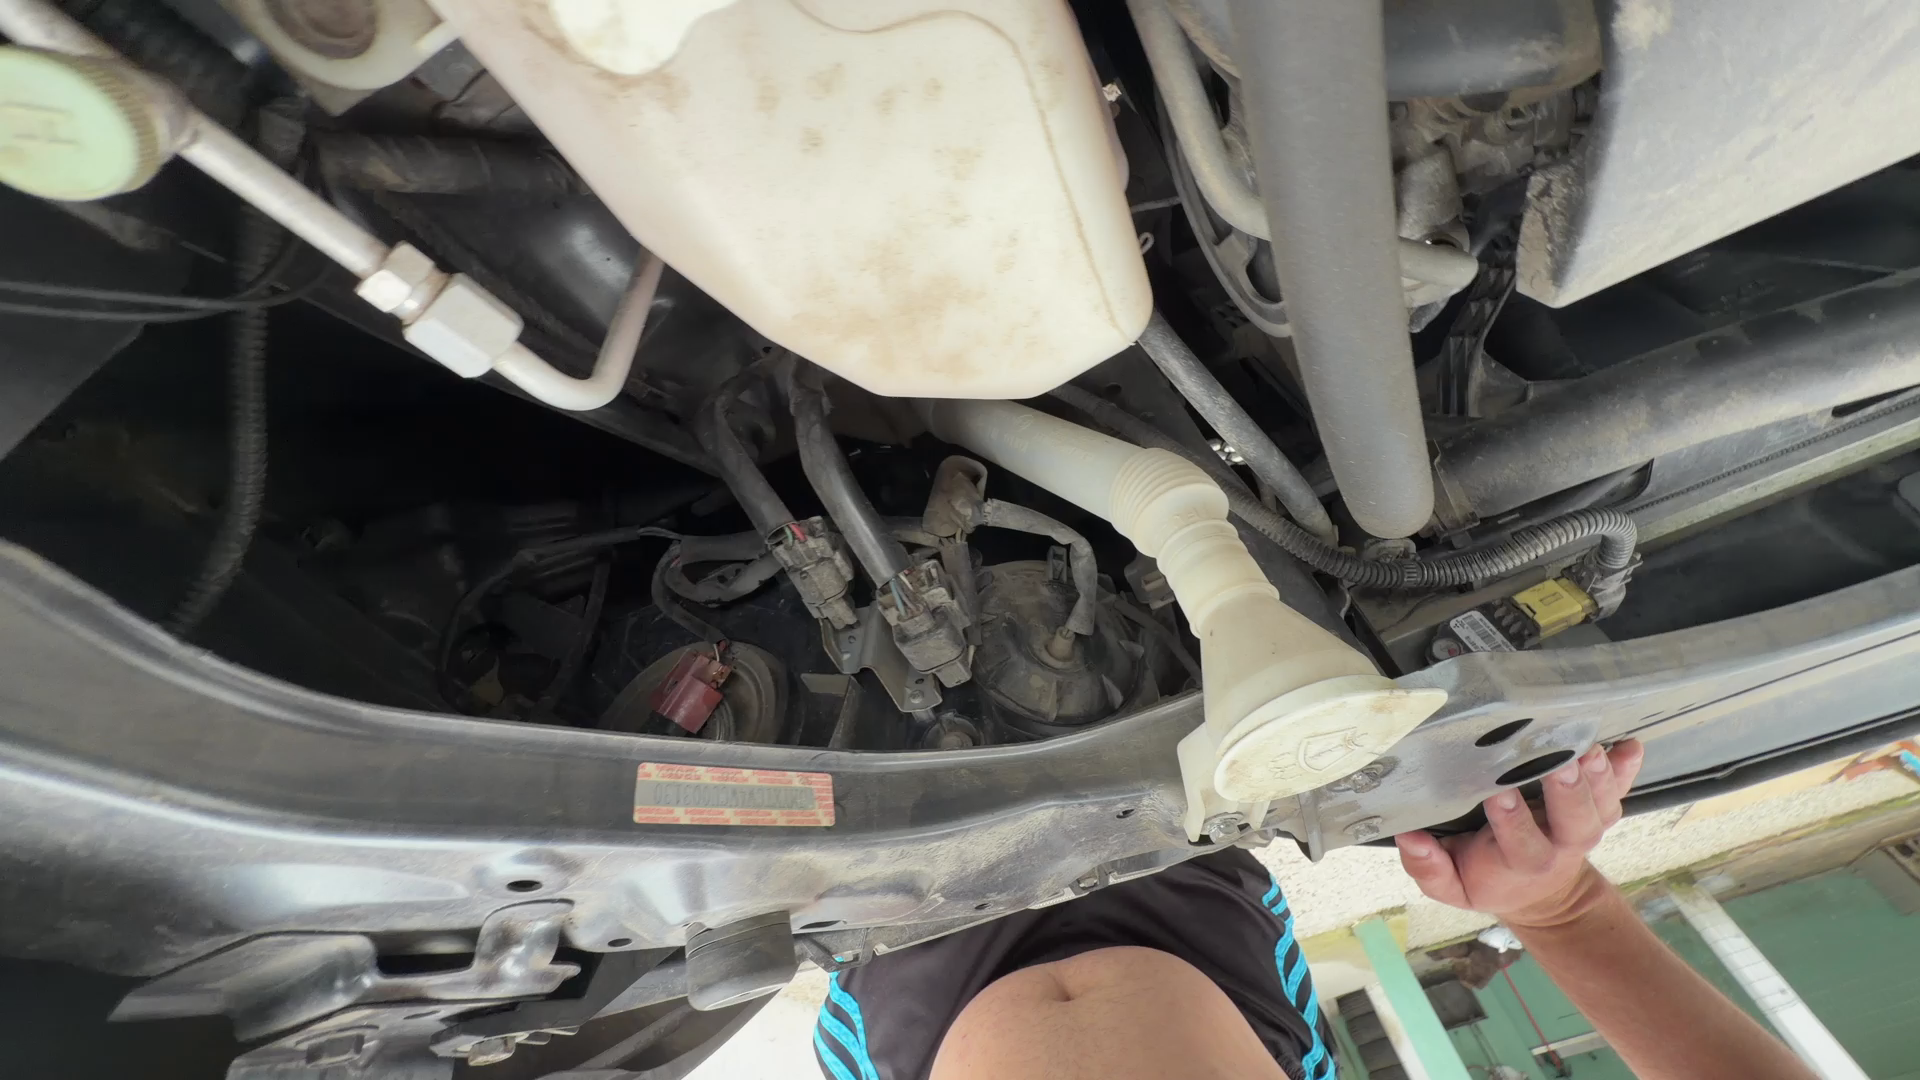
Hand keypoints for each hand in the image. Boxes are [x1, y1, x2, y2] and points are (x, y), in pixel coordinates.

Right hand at [1393, 740, 1644, 929]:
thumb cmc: (1486, 879)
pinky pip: (1615, 792)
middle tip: (1563, 761)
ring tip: (1591, 748)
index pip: (1519, 843)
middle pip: (1574, 822)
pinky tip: (1629, 746)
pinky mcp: (1595, 813)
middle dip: (1569, 792)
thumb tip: (1409, 837)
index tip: (1498, 794)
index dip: (1512, 821)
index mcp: (1520, 861)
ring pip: (1599, 806)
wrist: (1542, 896)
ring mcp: (1581, 827)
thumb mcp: (1451, 887)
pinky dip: (1625, 771)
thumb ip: (1428, 867)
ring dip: (1599, 777)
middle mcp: (1558, 844)